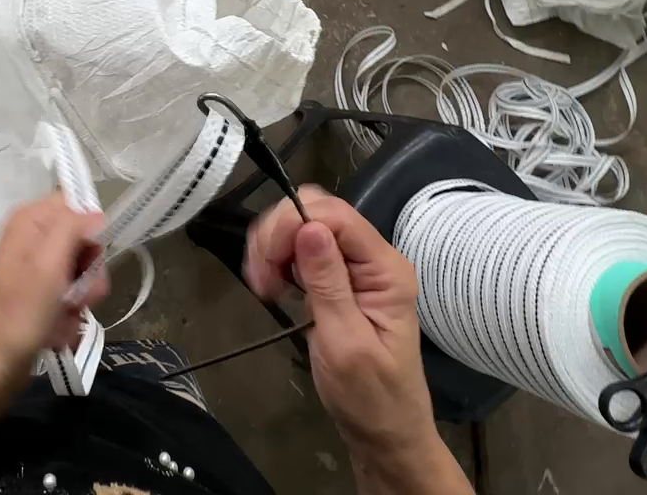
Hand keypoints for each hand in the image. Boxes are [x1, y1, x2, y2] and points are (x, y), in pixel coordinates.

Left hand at [0, 194, 107, 396]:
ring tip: (63, 317)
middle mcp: (33, 237)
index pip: (77, 206)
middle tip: (76, 296)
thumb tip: (98, 214)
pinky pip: (72, 295)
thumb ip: (72, 228)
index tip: (88, 259)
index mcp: (30, 220)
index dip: (90, 233)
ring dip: (81, 298)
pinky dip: (69, 314)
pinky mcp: (40, 295)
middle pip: (84, 241)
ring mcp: (37, 268)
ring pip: (82, 272)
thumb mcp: (49, 264)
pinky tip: (56, 330)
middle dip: (88, 273)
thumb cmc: (19, 315)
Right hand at [246, 187, 464, 492]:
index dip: (294, 224)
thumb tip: (308, 227)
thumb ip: (328, 284)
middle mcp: (372, 256)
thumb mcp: (346, 344)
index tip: (268, 262)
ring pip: (302, 223)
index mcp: (385, 268)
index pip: (336, 215)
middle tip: (260, 278)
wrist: (384, 435)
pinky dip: (277, 258)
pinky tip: (270, 285)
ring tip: (263, 286)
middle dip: (278, 233)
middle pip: (316, 210)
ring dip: (273, 247)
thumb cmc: (370, 397)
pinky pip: (300, 246)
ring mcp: (354, 264)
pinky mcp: (336, 274)